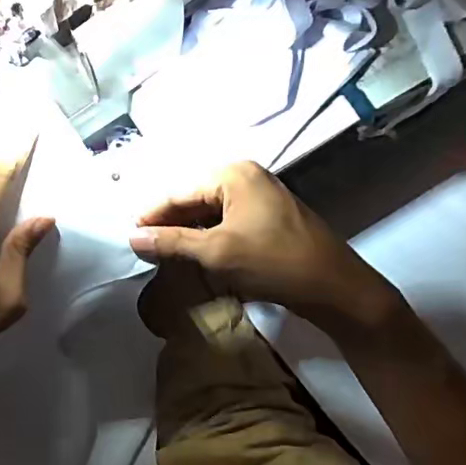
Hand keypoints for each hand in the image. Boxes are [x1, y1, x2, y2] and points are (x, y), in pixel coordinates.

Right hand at [130, 161, 404, 329]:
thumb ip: (172, 243)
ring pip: (211, 217)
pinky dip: (210, 242)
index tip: (128, 235)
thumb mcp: (217, 253)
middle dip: (171, 227)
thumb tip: (132, 237)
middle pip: (195, 202)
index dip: (152, 215)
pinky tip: (195, 260)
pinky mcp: (270, 222)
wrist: (337, 289)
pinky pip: (228, 227)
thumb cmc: (274, 263)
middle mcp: (248, 179)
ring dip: (189, 237)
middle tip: (143, 249)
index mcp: (234, 175)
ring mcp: (262, 200)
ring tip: (163, 257)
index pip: (180, 193)